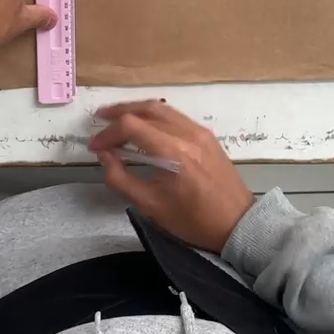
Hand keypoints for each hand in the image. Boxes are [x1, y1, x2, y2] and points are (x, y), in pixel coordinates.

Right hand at [90, 100, 254, 252]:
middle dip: (119, 112)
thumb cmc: (193, 220)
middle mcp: (187, 133)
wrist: (238, 224)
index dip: (107, 134)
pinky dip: (154, 116)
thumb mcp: (151, 206)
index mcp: (172, 152)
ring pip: (162, 108)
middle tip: (99, 119)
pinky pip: (175, 116)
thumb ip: (121, 179)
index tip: (95, 147)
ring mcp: (199, 131)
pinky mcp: (206, 135)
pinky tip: (144, 126)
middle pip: (147, 109)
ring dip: (136, 110)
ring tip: (117, 118)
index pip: (131, 126)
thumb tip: (104, 156)